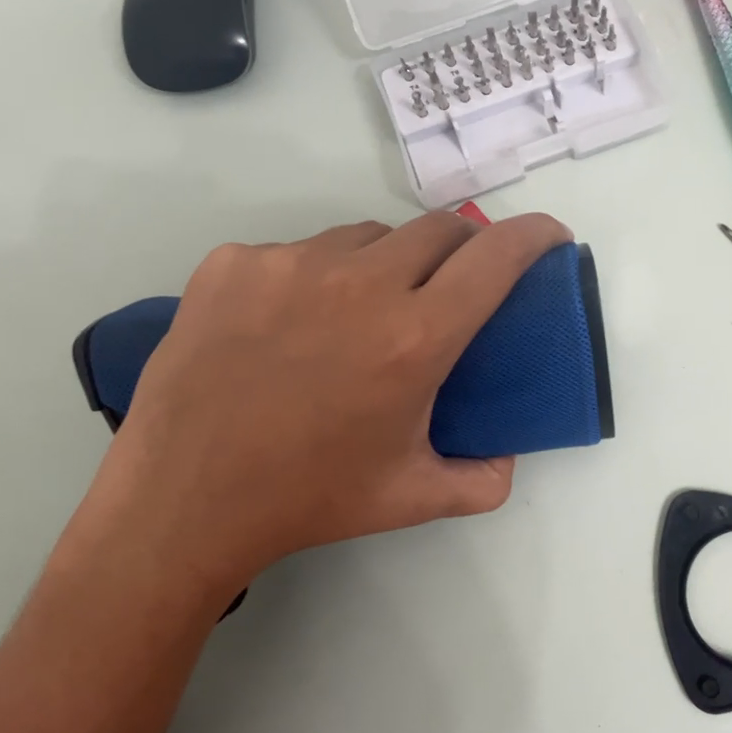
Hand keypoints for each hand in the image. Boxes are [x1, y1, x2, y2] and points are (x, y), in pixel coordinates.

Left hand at [77, 212, 572, 606]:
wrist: (182, 502)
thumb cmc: (308, 498)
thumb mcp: (411, 498)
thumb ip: (482, 480)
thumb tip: (507, 458)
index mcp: (415, 337)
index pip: (497, 256)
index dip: (534, 235)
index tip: (549, 237)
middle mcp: (359, 283)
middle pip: (438, 230)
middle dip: (461, 249)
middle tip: (449, 286)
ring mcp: (289, 264)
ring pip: (364, 238)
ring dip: (382, 263)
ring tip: (358, 313)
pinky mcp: (233, 263)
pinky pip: (294, 253)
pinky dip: (309, 278)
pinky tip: (284, 325)